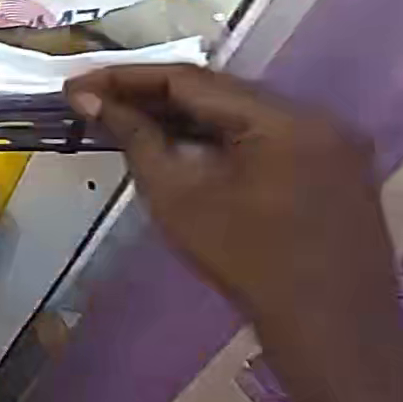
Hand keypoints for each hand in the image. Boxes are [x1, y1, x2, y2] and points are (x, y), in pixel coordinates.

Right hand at [65, 66, 395, 331]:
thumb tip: (86, 97)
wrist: (329, 324)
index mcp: (280, 120)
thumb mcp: (172, 189)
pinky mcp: (326, 162)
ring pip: (231, 108)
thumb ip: (132, 133)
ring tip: (116, 115)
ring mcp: (326, 140)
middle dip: (144, 91)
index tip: (73, 85)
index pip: (186, 79)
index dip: (122, 77)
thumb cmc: (241, 253)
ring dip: (172, 110)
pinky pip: (253, 129)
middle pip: (212, 88)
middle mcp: (312, 117)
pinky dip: (205, 129)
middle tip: (88, 98)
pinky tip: (165, 138)